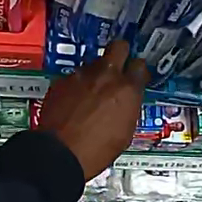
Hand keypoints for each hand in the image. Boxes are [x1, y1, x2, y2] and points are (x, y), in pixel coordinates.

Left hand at [37, 41, 149, 180]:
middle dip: (120, 53)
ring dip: (95, 75)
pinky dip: (75, 86)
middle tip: (119, 64)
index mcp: (128, 90)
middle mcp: (106, 76)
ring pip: (93, 64)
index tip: (136, 73)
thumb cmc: (95, 150)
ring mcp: (82, 76)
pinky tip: (74, 102)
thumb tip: (128, 101)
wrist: (61, 154)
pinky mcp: (61, 82)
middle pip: (119, 47)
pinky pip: (73, 77)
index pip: (140, 65)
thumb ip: (129, 106)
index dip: (138, 70)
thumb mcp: (126, 131)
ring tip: (91, 94)